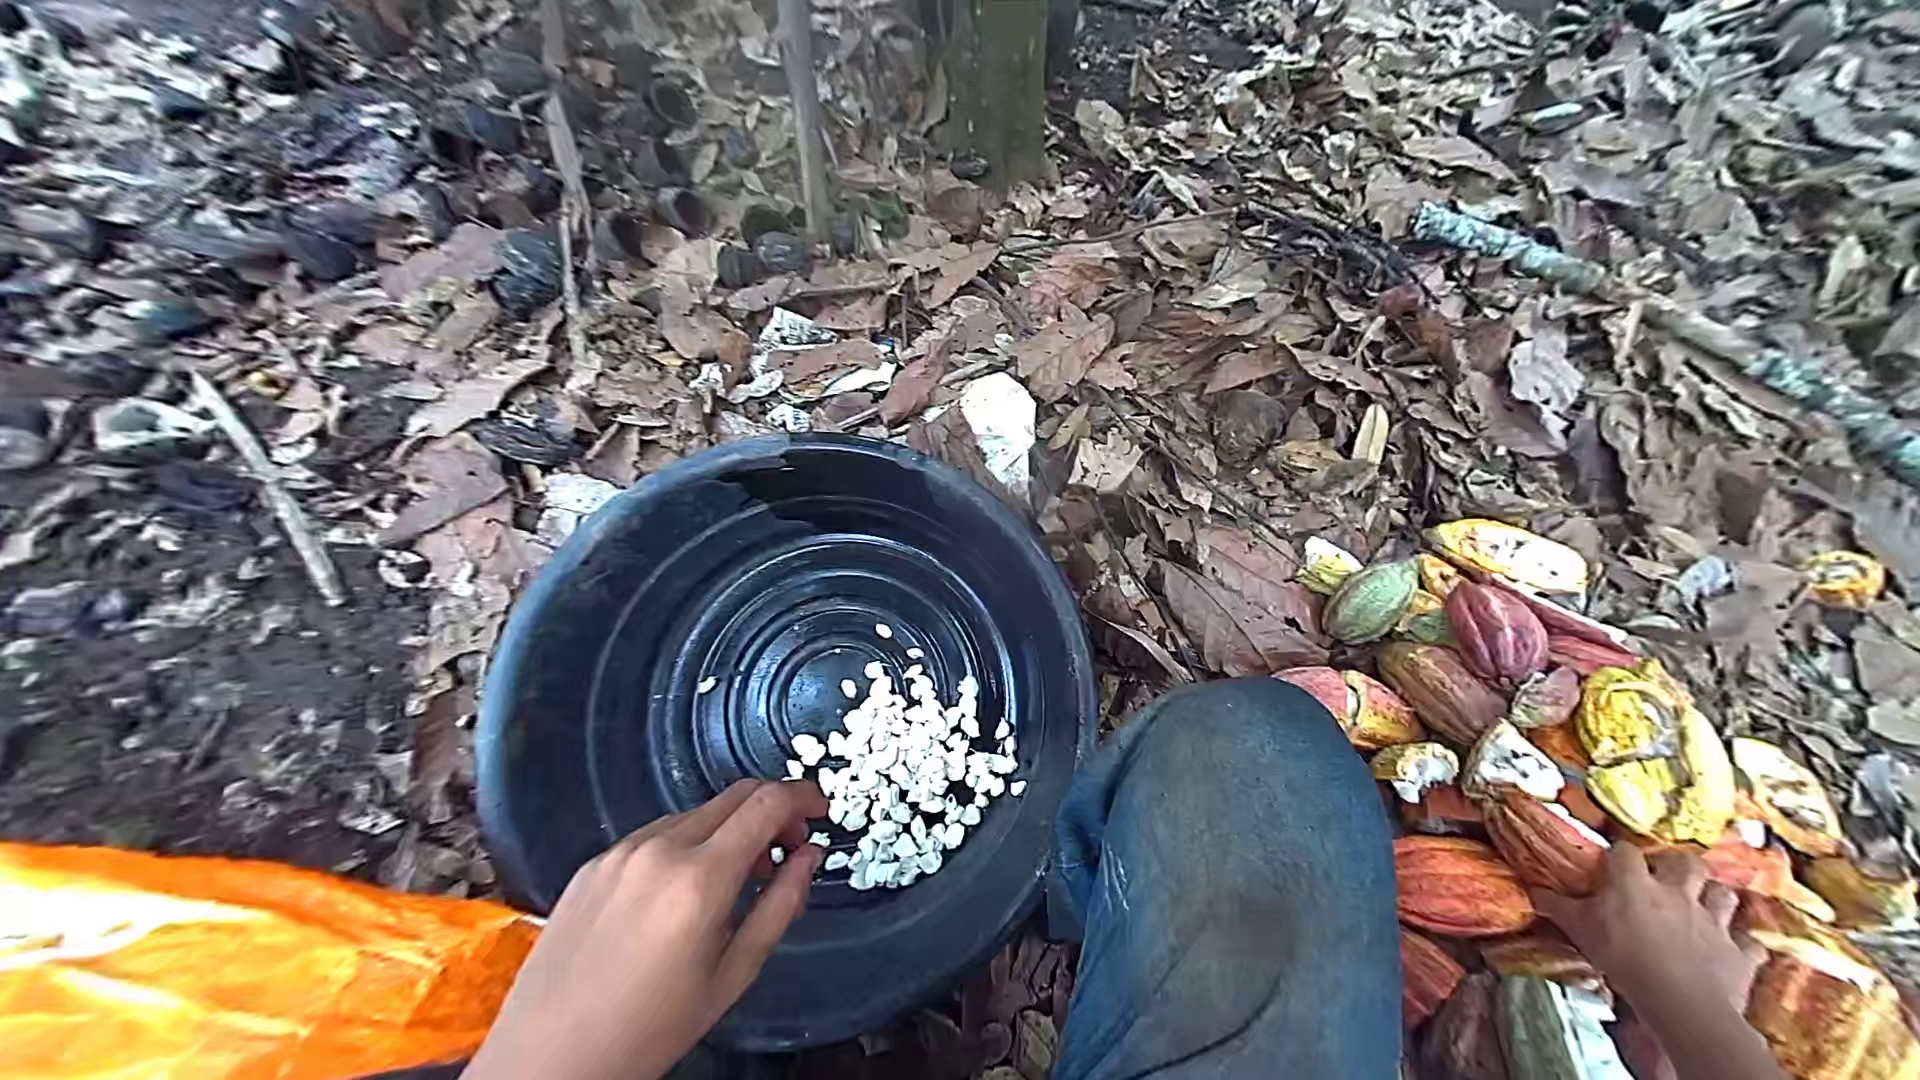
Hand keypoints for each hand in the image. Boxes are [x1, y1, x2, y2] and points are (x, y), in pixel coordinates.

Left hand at [464, 780, 828, 1079]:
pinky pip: (660, 832)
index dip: (803, 797)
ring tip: (736, 875)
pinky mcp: (595, 862)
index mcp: (699, 878)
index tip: (821, 812)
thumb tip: (809, 855)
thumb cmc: (649, 1032)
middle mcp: (660, 848)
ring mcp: (622, 850)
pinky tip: (684, 887)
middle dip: (774, 809)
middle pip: (737, 795)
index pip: (768, 803)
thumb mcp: (733, 975)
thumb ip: (781, 904)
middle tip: (787, 848)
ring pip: (700, 811)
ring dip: (733, 827)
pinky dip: (691, 841)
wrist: (541, 1067)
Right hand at [1532, 842, 1783, 1079]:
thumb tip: (1532, 890)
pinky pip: (1750, 941)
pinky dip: (1742, 941)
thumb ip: (1554, 904)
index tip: (1612, 861)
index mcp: (1633, 881)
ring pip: (1725, 895)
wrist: (1680, 1001)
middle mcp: (1676, 893)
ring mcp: (1714, 922)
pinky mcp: (1741, 953)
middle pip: (1688, 863)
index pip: (1626, 850)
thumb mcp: (1576, 926)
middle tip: (1667, 873)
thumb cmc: (1621, 954)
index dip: (1620, 853)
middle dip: (1680, 864)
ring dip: (1714, 896)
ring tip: (1701, 901)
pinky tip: (1731, 944)